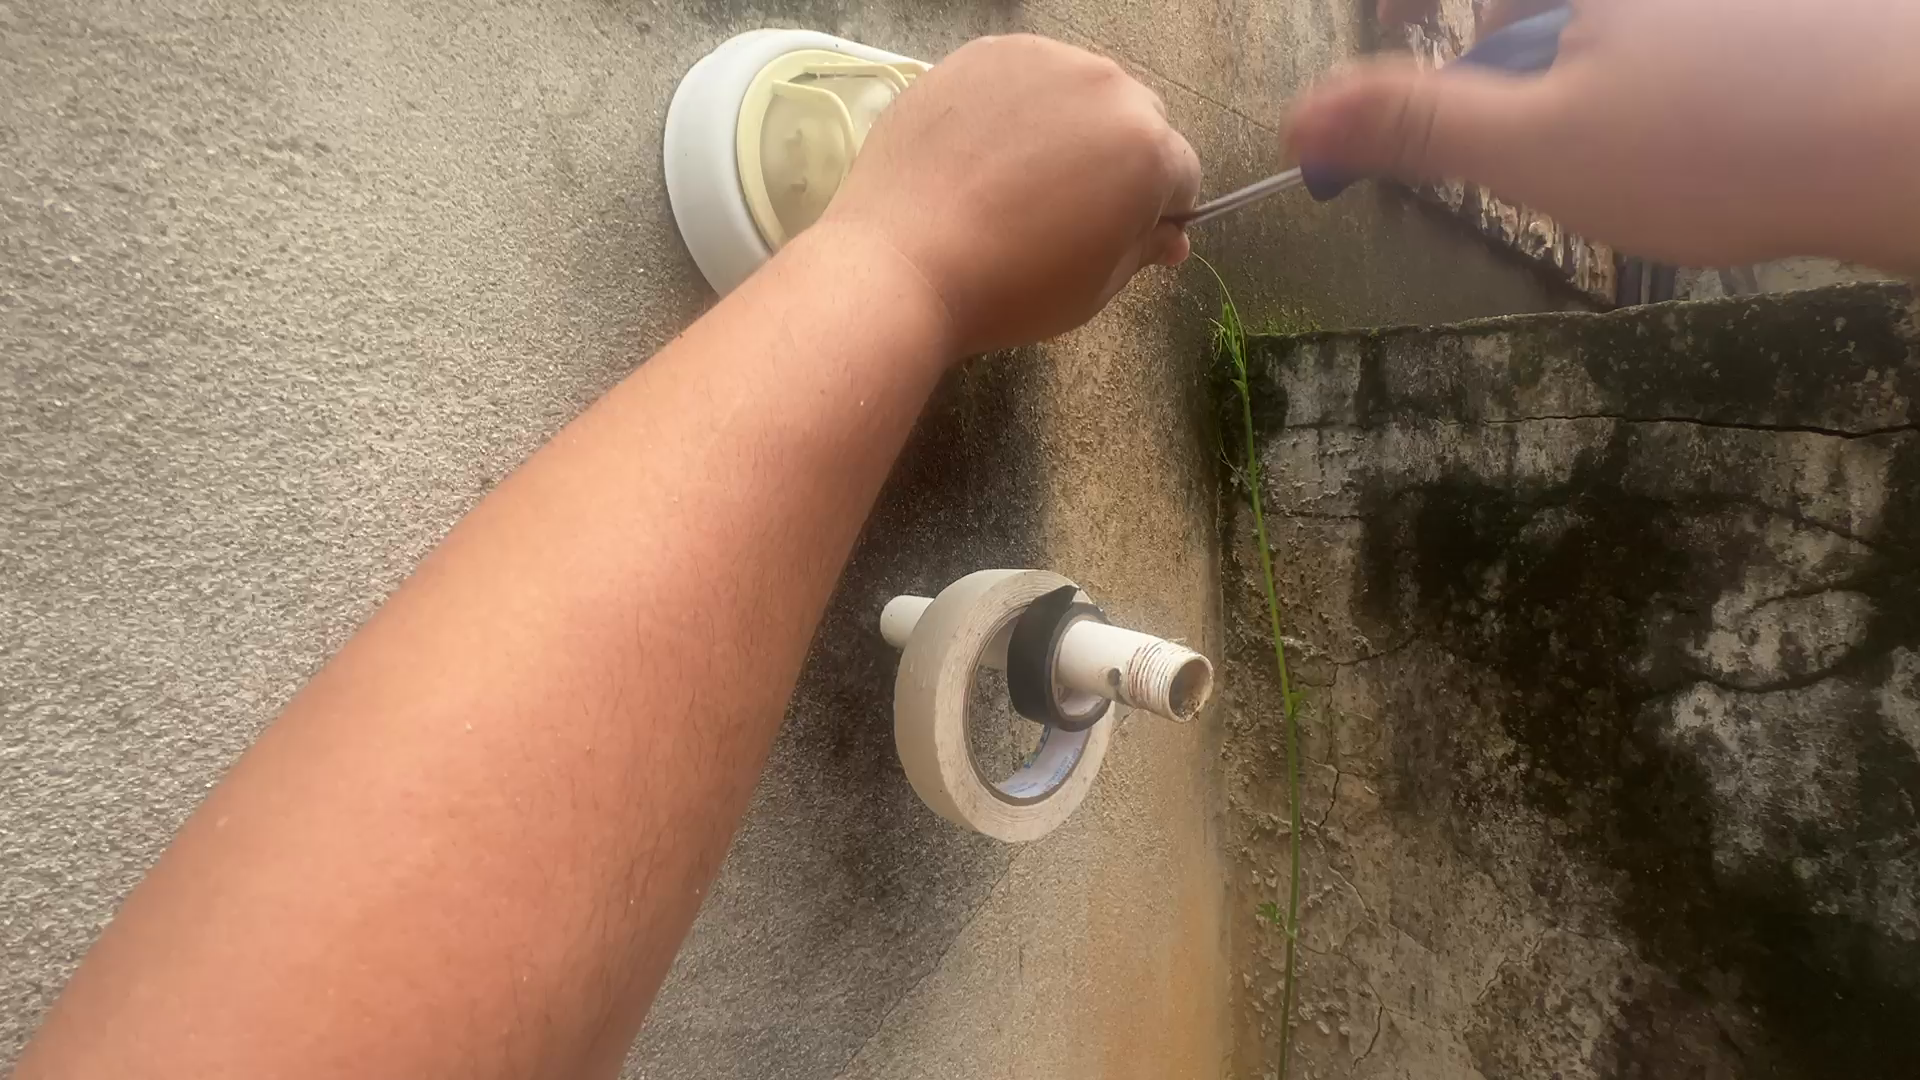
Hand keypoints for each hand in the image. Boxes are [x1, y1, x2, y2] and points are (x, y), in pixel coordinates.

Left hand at [820, 35, 1200, 355]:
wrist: (904, 265)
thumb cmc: (1008, 293)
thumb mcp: (1092, 292)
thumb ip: (1141, 252)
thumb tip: (1173, 238)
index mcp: (1148, 151)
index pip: (1182, 175)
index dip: (1160, 214)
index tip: (1125, 240)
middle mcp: (1106, 87)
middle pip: (1135, 123)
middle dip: (1119, 165)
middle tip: (1067, 215)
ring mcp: (1040, 60)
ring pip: (1078, 94)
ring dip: (1069, 132)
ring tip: (1016, 185)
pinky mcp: (982, 54)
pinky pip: (1021, 81)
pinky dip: (1015, 113)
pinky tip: (980, 158)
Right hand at [1295, 0, 1919, 270]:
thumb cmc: (1714, 148)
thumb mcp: (1530, 147)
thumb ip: (1407, 126)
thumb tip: (1300, 120)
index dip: (1402, 2)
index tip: (1394, 27)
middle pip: (1521, 5)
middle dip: (1503, 51)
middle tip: (1527, 125)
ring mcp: (1701, 1)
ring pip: (1587, 20)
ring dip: (1571, 66)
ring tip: (1613, 135)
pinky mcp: (1746, 18)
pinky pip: (1651, 33)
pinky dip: (1630, 65)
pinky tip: (1673, 115)